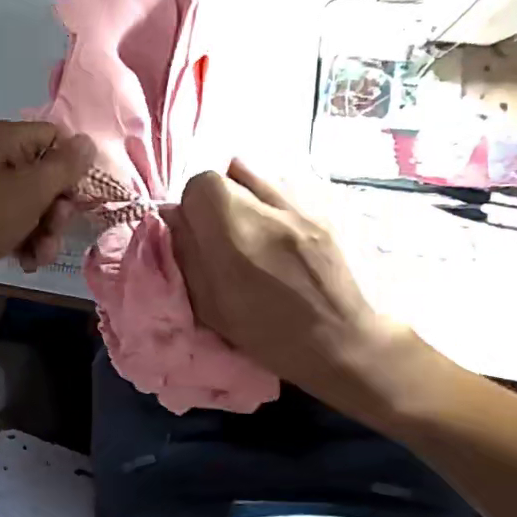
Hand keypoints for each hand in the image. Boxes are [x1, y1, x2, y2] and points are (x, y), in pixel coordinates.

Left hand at [0, 121, 93, 296]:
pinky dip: (23, 240)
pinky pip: (11, 222)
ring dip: (44, 232)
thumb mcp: (32, 190)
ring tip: (39, 256)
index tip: (76, 196)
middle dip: (57, 210)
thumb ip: (66, 166)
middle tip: (55, 231)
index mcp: (3, 138)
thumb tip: (88, 141)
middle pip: (45, 175)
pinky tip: (25, 262)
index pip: (54, 138)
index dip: (72, 166)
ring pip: (31, 204)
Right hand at [168, 160, 417, 415]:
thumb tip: (173, 219)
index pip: (201, 183)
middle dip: (215, 199)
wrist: (343, 342)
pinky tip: (278, 232)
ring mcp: (301, 209)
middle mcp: (269, 213)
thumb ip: (188, 257)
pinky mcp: (323, 212)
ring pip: (258, 175)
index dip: (193, 206)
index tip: (197, 232)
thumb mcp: (214, 309)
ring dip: (243, 194)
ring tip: (250, 227)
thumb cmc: (272, 337)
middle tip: (221, 232)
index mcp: (236, 240)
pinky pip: (285, 188)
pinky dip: (271, 201)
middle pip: (227, 174)